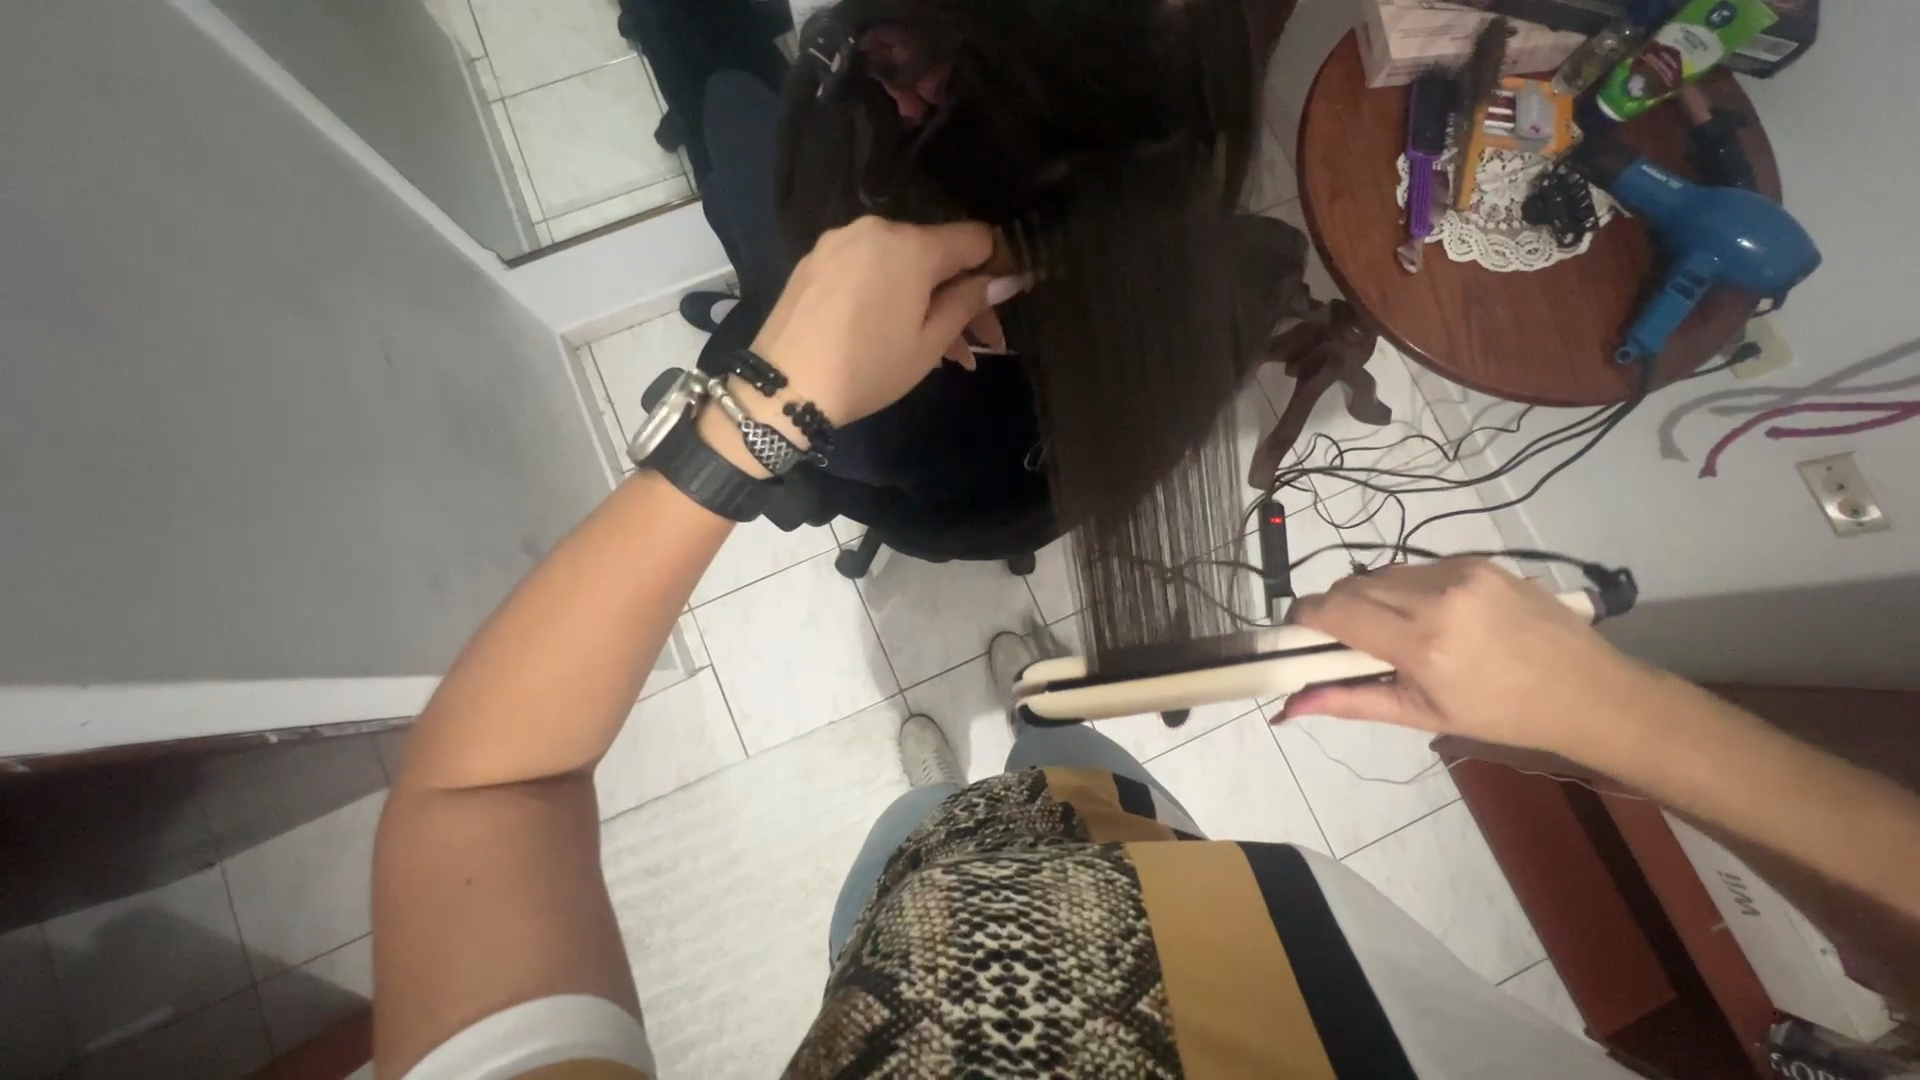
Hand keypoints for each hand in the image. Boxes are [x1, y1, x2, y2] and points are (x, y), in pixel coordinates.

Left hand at [749, 216, 1018, 425]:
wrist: (784, 388)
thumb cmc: (867, 369)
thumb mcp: (928, 343)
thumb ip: (968, 302)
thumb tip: (1007, 279)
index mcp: (911, 246)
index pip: (975, 238)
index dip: (1000, 266)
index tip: (1007, 300)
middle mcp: (876, 230)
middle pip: (937, 253)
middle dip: (964, 295)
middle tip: (982, 343)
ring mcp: (841, 242)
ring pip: (903, 265)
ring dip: (929, 300)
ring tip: (946, 353)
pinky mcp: (817, 260)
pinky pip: (870, 269)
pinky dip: (893, 294)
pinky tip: (900, 332)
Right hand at [1279, 559, 1654, 758]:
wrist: (1589, 691)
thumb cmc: (1502, 715)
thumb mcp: (1422, 714)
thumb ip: (1348, 701)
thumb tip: (1285, 709)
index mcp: (1422, 642)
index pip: (1332, 610)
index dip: (1304, 619)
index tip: (1300, 636)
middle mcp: (1436, 596)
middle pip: (1349, 587)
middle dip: (1334, 611)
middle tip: (1345, 641)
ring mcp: (1459, 571)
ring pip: (1378, 574)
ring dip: (1368, 598)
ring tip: (1393, 629)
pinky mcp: (1476, 559)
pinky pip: (1413, 567)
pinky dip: (1403, 588)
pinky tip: (1429, 613)